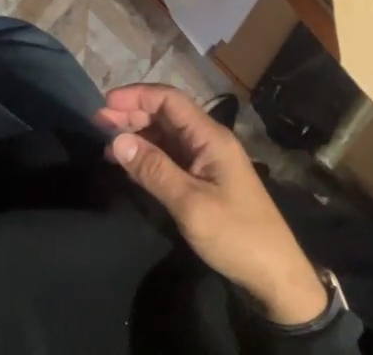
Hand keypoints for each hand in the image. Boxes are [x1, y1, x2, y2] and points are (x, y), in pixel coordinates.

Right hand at [97, 85, 327, 325]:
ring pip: (166, 135)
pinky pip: (171, 156)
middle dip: (132, 114)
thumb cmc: (236, 235)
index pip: (169, 100)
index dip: (136, 97)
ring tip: (106, 145)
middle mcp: (208, 141)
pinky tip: (128, 164)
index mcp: (210, 137)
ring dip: (137, 135)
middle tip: (97, 125)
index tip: (104, 105)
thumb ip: (153, 170)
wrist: (275, 276)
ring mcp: (207, 160)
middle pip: (166, 114)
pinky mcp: (205, 180)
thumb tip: (117, 139)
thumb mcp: (190, 204)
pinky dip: (148, 155)